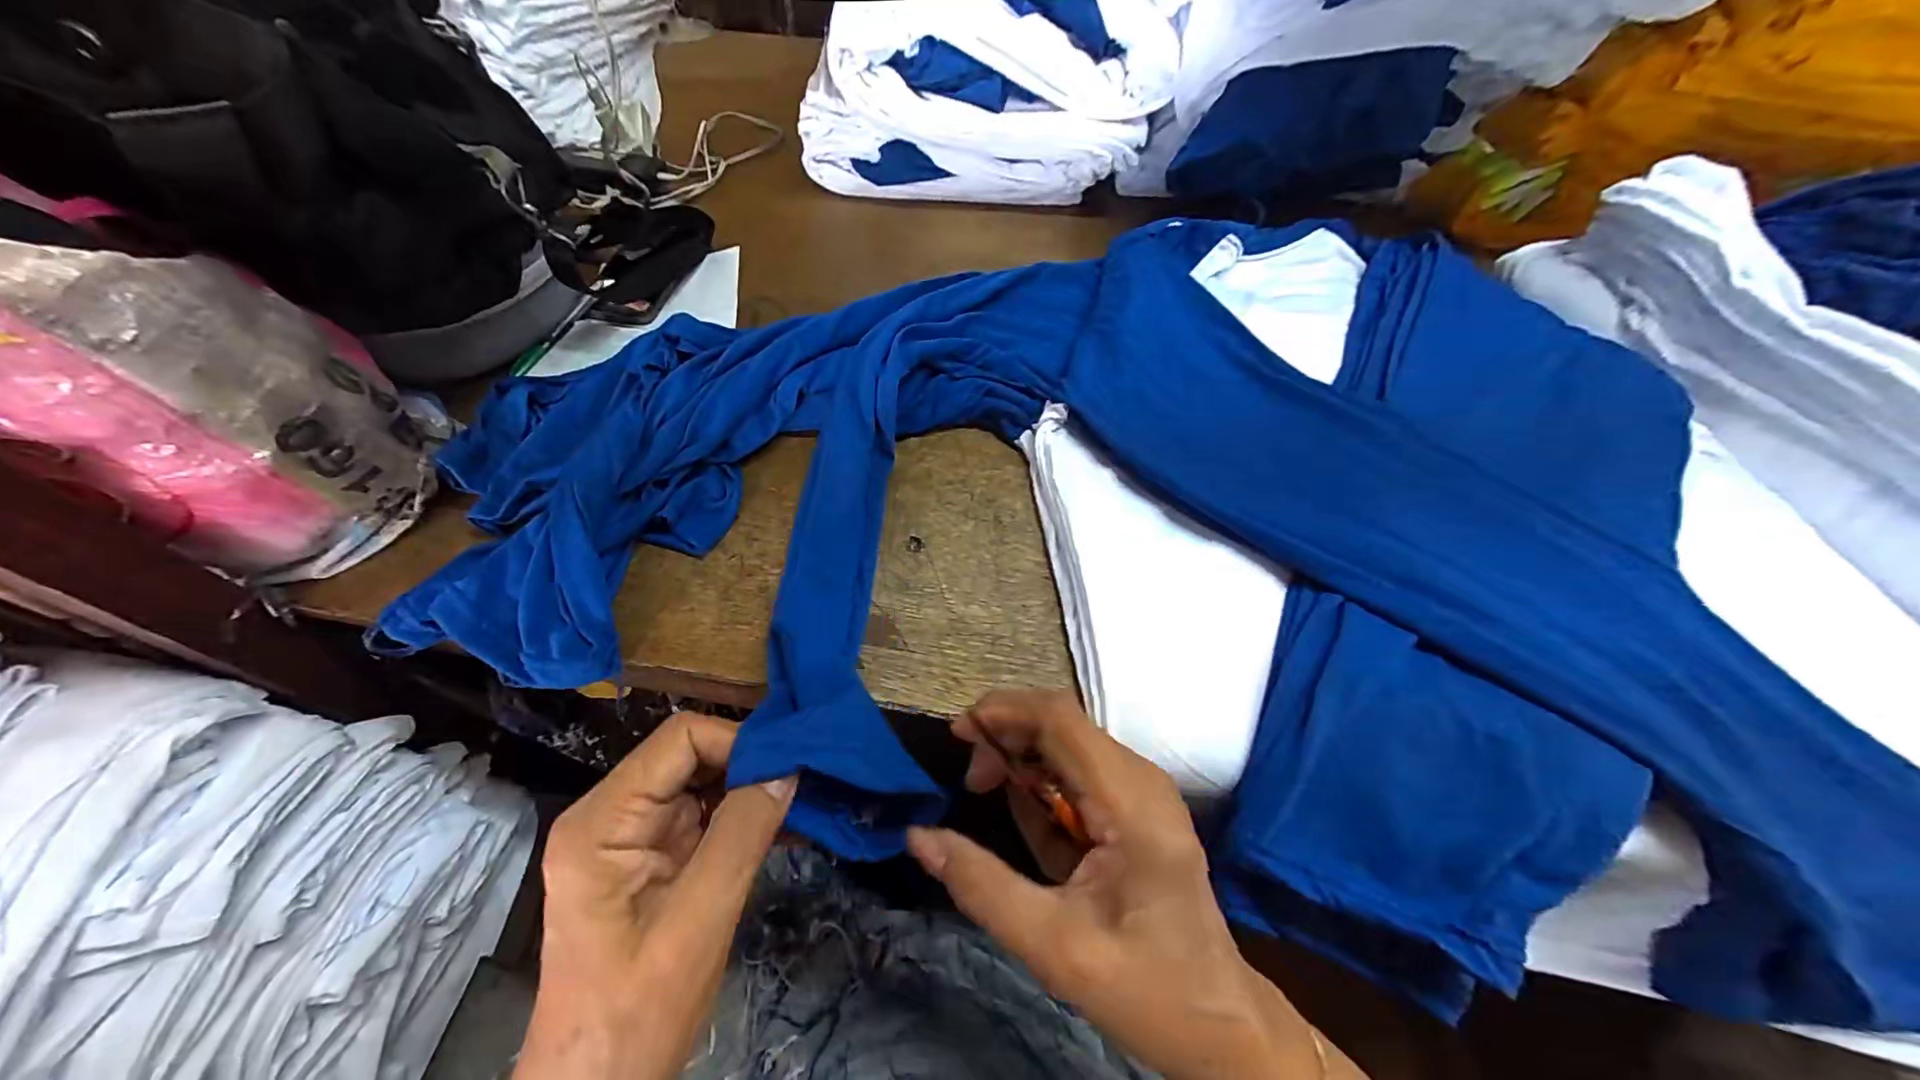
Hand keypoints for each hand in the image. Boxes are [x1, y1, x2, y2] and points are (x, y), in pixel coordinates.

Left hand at [515, 713, 795, 1079]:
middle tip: (810, 779)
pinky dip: (747, 819)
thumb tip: (789, 768)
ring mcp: (633, 838)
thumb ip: (743, 834)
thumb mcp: (698, 920)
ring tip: (810, 799)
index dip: (739, 742)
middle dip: (753, 764)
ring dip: (756, 791)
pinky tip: (791, 827)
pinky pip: (708, 819)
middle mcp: (612, 816)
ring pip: (705, 784)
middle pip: (692, 756)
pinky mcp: (655, 860)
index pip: (681, 739)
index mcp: (603, 821)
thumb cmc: (638, 1012)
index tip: (791, 766)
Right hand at [906, 690, 1364, 1079]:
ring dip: (1021, 758)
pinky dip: (1042, 783)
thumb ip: (982, 886)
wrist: (1221, 1025)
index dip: (1004, 711)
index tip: (957, 735)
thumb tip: (918, 837)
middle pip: (1062, 724)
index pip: (1060, 719)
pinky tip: (1024, 812)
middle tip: (970, 782)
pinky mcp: (1136, 809)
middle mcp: (1140, 781)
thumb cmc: (1147, 990)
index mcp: (1131, 803)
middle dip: (1006, 736)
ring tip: (983, 792)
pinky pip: (1079, 774)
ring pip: (1067, 745)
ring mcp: (1142, 793)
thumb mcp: (1053, 947)